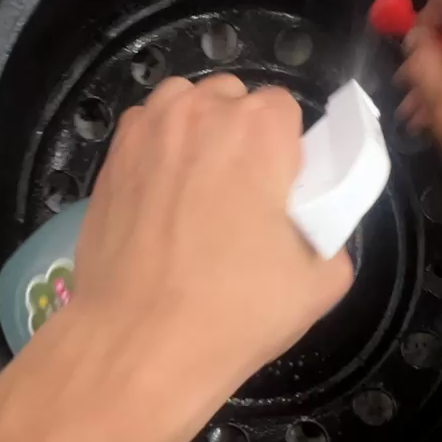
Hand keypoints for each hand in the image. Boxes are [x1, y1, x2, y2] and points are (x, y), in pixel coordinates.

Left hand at [52, 74, 353, 441]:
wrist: (140, 341)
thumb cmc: (235, 310)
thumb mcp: (321, 282)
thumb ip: (332, 237)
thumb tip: (313, 230)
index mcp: (259, 129)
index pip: (284, 109)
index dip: (286, 150)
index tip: (279, 192)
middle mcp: (199, 112)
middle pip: (232, 100)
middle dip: (241, 135)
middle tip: (241, 195)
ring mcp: (146, 131)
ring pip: (183, 107)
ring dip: (197, 133)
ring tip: (198, 191)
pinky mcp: (109, 159)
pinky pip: (145, 134)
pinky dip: (157, 152)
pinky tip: (159, 200)